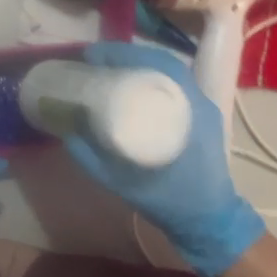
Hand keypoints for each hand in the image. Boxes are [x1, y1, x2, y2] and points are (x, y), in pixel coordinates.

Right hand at [63, 42, 263, 276]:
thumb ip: (93, 158)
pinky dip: (150, 81)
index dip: (123, 54)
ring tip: (108, 71)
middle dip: (127, 56)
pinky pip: (174, 88)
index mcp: (188, 110)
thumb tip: (67, 131)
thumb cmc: (171, 201)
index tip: (93, 56)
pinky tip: (129, 90)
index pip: (157, 64)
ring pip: (169, 74)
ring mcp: (203, 108)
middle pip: (162, 63)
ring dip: (138, 66)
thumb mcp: (124, 182)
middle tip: (95, 62)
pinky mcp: (201, 119)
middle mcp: (199, 101)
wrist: (209, 222)